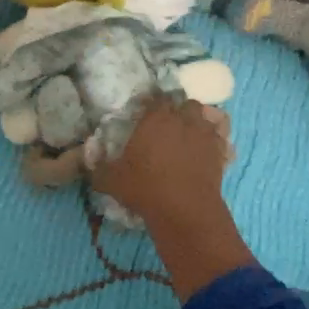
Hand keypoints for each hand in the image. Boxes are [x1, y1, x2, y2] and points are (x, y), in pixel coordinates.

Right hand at [91, 98, 233, 228]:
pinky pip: (220, 138)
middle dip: (178, 110)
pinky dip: (213, 140)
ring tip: (188, 134)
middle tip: (168, 125)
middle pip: (185, 104)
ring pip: (206, 117)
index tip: (143, 112)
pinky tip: (205, 150)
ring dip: (197, 121)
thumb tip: (87, 162)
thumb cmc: (145, 188)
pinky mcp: (220, 152)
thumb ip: (98, 169)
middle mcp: (183, 120)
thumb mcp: (111, 181)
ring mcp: (205, 135)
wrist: (184, 209)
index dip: (150, 103)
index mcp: (156, 119)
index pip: (155, 99)